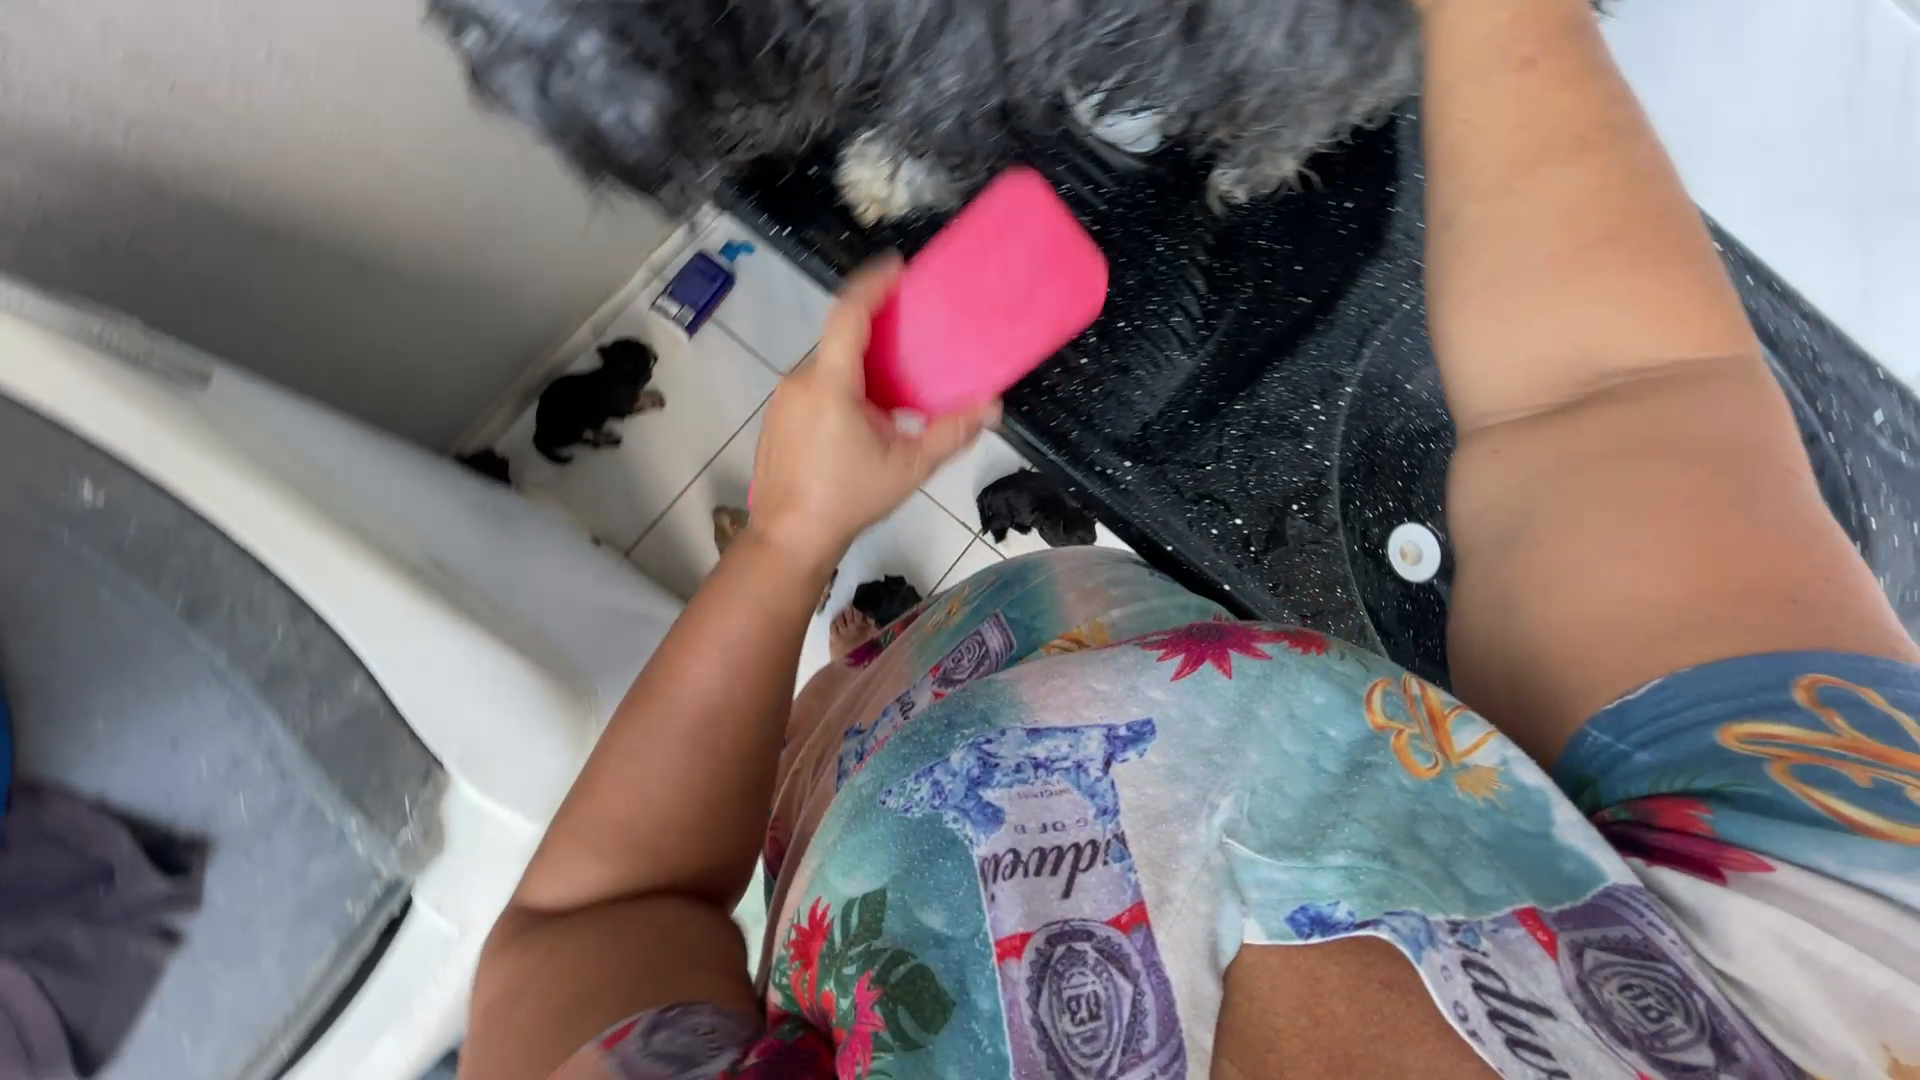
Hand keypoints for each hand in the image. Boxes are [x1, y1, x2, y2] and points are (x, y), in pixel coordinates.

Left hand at [747, 256, 999, 569]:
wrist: (790, 537)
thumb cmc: (848, 500)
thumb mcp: (909, 469)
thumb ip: (951, 434)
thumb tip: (992, 408)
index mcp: (830, 385)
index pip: (848, 315)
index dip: (873, 285)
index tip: (896, 267)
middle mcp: (800, 381)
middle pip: (841, 343)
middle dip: (876, 337)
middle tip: (911, 343)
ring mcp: (782, 400)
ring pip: (827, 368)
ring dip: (859, 371)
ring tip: (891, 395)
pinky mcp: (776, 418)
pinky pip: (812, 388)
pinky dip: (839, 390)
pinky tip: (859, 423)